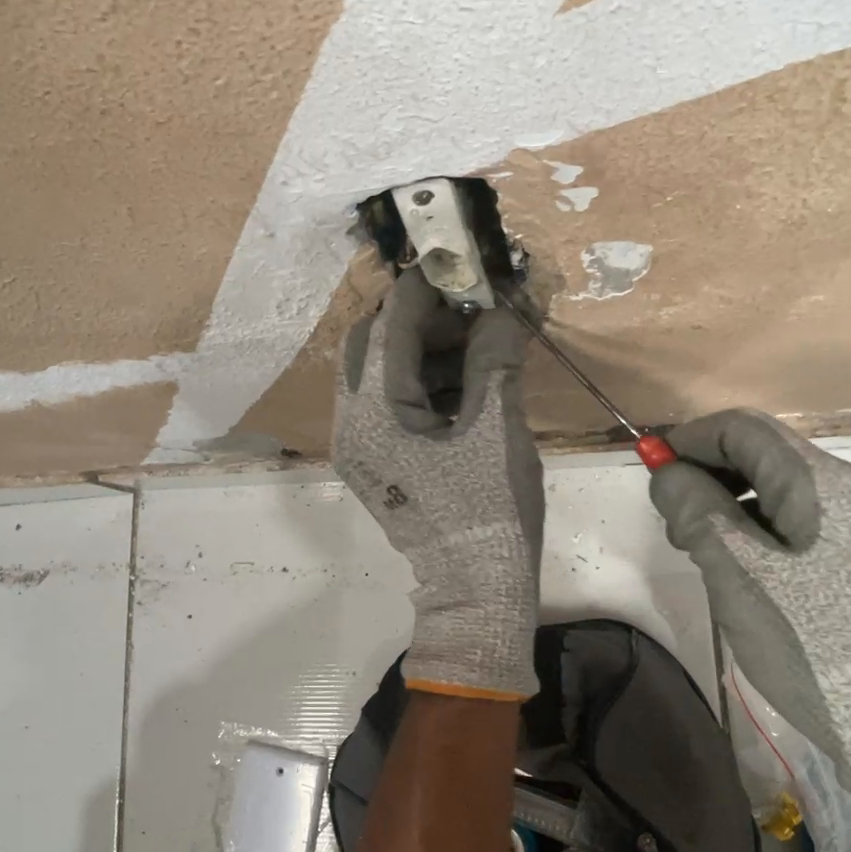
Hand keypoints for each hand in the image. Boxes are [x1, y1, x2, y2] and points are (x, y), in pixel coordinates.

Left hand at [333, 269, 542, 700]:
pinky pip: (388, 403)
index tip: (456, 260)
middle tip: (470, 307)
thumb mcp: (496, 429)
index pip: (391, 328)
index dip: (424, 289)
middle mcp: (351, 424)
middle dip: (418, 319)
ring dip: (424, 349)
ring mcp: (359, 445)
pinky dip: (424, 382)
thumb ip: (494, 359)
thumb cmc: (489, 512)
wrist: (477, 590)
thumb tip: (499, 310)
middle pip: (370, 345)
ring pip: (378, 373)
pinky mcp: (375, 461)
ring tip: (479, 340)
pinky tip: (468, 377)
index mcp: (374, 414)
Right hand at [648, 409, 850, 851]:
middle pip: (767, 453)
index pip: (745, 429)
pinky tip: (741, 563)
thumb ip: (698, 512)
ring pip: (784, 487)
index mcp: (827, 484)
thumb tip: (667, 471)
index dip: (689, 439)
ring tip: (701, 548)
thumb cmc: (815, 647)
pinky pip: (805, 518)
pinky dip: (762, 525)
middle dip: (709, 472)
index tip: (648, 466)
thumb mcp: (741, 577)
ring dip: (732, 500)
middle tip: (672, 521)